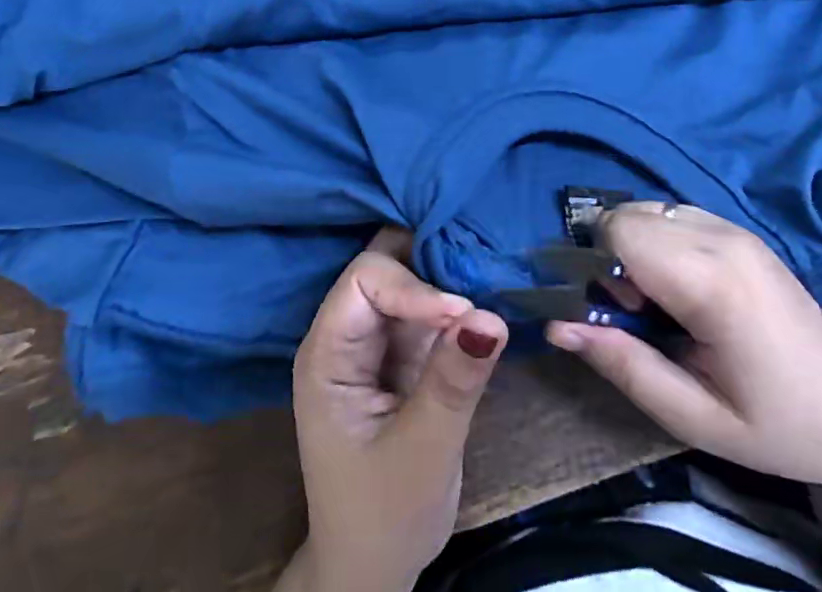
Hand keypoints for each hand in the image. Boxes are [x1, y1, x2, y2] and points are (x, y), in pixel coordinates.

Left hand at [279, 227, 509, 591]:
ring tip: (494, 271)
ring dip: (450, 276)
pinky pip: (431, 310)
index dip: (413, 286)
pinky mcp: (406, 355)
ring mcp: (378, 343)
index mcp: (327, 354)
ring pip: (411, 281)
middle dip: (430, 259)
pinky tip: (490, 296)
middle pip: (384, 268)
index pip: (364, 283)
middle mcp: (348, 336)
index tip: (462, 312)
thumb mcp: (422, 451)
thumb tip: (490, 318)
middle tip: (482, 259)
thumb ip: (452, 383)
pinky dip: (459, 302)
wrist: (376, 562)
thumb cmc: (385, 514)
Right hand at [545, 202, 821, 489]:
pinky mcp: (742, 232)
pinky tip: (679, 287)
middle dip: (611, 257)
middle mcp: (725, 239)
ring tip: (659, 302)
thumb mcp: (691, 415)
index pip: (620, 232)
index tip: (619, 315)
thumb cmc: (775, 427)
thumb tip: (554, 324)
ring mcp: (737, 229)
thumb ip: (622, 363)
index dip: (598, 269)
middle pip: (628, 215)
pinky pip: (673, 215)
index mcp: (714, 283)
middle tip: (637, 313)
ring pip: (648, 210)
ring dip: (633, 247)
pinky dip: (657, 241)